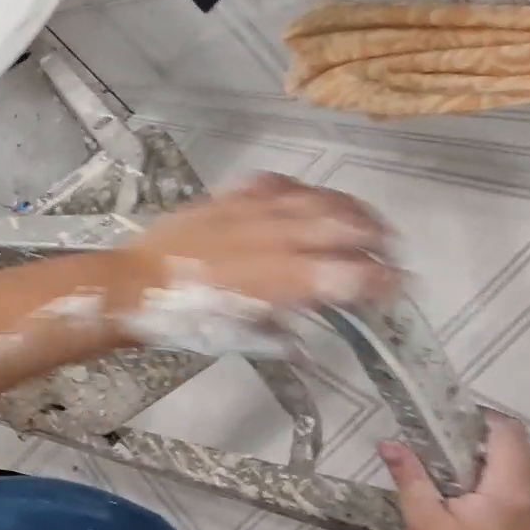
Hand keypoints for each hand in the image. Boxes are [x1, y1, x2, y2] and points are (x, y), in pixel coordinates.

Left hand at [117, 174, 398, 311]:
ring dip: (348, 208)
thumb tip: (306, 346)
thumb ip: (275, 336)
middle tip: (390, 249)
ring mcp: (251, 211)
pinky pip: (276, 184)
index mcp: (279, 281)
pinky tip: (308, 198)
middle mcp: (273, 239)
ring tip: (364, 219)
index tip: (396, 285)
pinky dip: (300, 190)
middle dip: (375, 237)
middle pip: (342, 227)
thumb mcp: (234, 338)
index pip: (346, 274)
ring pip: (316, 198)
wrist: (133, 285)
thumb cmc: (181, 319)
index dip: (378, 279)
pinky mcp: (229, 197)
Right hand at [381, 411, 529, 529]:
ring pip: (529, 468)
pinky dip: (507, 480)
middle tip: (446, 444)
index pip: (509, 433)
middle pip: (521, 448)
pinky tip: (476, 497)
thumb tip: (388, 443)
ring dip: (498, 460)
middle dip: (486, 439)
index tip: (450, 421)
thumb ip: (410, 476)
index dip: (483, 419)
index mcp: (512, 491)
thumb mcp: (422, 520)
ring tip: (459, 471)